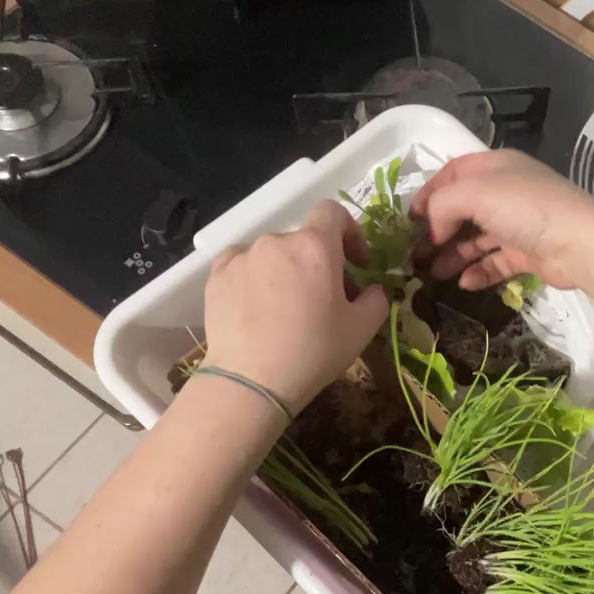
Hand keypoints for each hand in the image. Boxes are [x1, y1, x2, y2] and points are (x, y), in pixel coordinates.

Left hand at [198, 201, 389, 411]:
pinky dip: (255, 278)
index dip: (349, 231)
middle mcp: (277, 241)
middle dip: (318, 263)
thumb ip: (377, 300)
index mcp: (316, 247)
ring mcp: (243, 256)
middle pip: (304, 241)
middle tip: (324, 299)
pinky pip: (242, 265)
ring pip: (273, 255)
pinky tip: (257, 307)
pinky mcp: (216, 275)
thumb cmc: (314, 352)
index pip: (333, 212)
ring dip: (286, 271)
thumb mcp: (361, 330)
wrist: (252, 380)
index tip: (355, 262)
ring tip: (286, 308)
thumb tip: (373, 289)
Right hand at [413, 149, 593, 289]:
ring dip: (453, 255)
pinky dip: (479, 272)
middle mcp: (506, 193)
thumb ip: (443, 204)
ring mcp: (518, 225)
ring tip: (432, 273)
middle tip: (416, 252)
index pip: (453, 173)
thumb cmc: (526, 209)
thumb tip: (434, 229)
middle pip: (463, 210)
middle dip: (438, 230)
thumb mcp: (475, 194)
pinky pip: (496, 262)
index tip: (410, 219)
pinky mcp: (528, 253)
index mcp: (496, 167)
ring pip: (477, 239)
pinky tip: (464, 284)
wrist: (579, 244)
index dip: (429, 193)